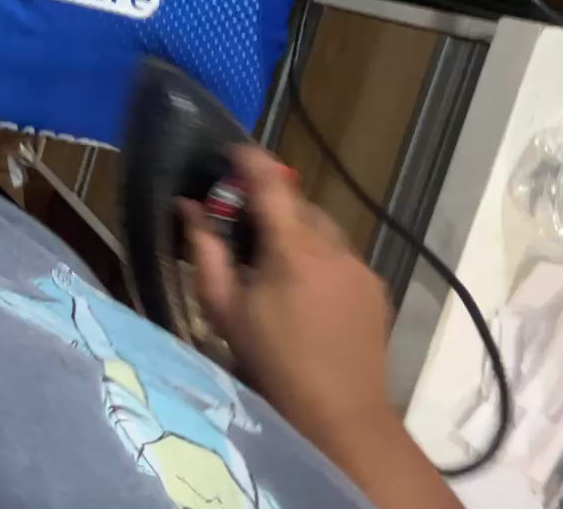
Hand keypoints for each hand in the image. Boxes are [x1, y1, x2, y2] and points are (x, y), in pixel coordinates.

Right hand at [181, 146, 396, 447]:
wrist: (340, 415)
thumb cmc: (270, 358)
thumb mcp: (222, 305)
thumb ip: (203, 249)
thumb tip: (187, 206)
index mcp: (292, 249)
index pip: (271, 184)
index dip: (249, 160)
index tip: (230, 148)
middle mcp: (333, 248)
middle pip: (298, 203)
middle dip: (269, 202)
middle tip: (240, 220)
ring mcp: (360, 268)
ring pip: (321, 227)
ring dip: (295, 227)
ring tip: (271, 255)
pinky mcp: (375, 288)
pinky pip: (340, 252)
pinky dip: (317, 252)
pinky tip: (301, 282)